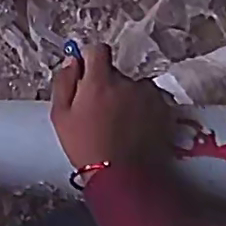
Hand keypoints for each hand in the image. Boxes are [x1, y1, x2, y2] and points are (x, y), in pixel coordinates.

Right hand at [49, 42, 171, 170]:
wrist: (123, 175)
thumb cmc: (85, 146)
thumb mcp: (60, 115)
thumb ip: (64, 82)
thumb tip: (72, 61)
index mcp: (99, 81)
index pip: (97, 50)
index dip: (89, 58)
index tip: (85, 72)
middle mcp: (127, 82)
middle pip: (114, 73)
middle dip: (105, 85)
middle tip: (97, 111)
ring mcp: (149, 95)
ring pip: (133, 87)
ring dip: (125, 97)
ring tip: (117, 123)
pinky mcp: (165, 109)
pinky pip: (149, 100)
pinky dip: (141, 109)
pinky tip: (133, 128)